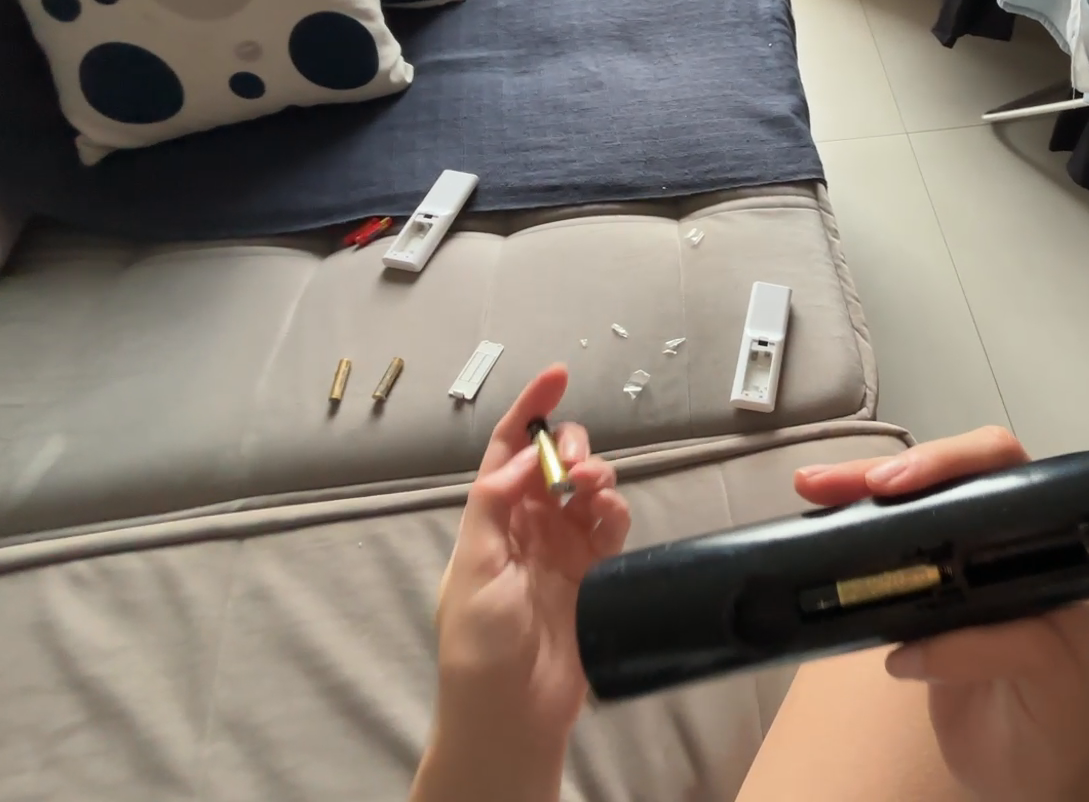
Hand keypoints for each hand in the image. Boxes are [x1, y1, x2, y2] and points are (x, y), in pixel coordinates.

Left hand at [411, 365, 631, 801]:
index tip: (559, 375)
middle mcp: (529, 523)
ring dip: (596, 475)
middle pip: (554, 461)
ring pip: (587, 485)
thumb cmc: (480, 645)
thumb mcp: (473, 569)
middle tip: (581, 466)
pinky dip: (615, 508)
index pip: (508, 451)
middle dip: (571, 447)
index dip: (530, 410)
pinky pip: (611, 521)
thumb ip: (496, 506)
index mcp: (491, 518)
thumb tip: (527, 454)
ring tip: (597, 490)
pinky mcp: (596, 566)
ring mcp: (565, 544)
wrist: (515, 713)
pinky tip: (611, 514)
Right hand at [794, 428, 1088, 801]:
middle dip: (889, 469)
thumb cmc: (1050, 721)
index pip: (1003, 472)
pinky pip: (885, 545)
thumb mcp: (1042, 680)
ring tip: (812, 483)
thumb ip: (992, 650)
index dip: (950, 463)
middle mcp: (999, 540)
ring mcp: (957, 560)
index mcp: (1042, 546)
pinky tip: (821, 512)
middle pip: (947, 476)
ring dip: (858, 486)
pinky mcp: (919, 587)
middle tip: (835, 483)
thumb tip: (912, 645)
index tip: (896, 486)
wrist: (1020, 773)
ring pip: (910, 501)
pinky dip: (850, 524)